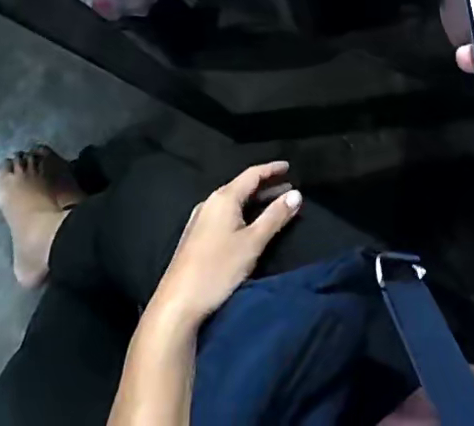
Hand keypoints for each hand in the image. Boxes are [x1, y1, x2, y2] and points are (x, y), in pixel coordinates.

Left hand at [148, 161, 302, 326]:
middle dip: (267, 186)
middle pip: (243, 186)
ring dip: (255, 200)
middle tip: (288, 187)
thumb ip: (276, 216)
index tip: (289, 166)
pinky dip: (243, 212)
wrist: (176, 306)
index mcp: (224, 198)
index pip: (252, 174)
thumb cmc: (217, 269)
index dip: (272, 169)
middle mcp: (210, 203)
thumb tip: (297, 194)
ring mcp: (200, 220)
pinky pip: (225, 213)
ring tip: (275, 203)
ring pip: (234, 202)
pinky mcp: (196, 236)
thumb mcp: (253, 242)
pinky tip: (249, 222)